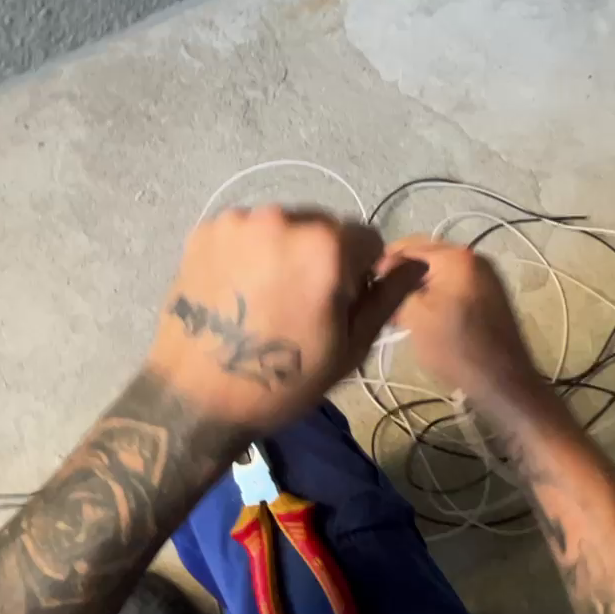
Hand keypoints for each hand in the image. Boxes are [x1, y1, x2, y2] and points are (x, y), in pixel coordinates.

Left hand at [147, 206, 423, 432]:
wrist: (197, 395)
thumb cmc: (284, 380)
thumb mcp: (349, 346)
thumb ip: (386, 297)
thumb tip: (417, 264)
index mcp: (326, 246)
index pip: (366, 239)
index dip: (360, 273)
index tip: (338, 303)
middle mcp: (283, 218)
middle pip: (321, 226)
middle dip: (321, 255)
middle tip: (299, 302)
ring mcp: (239, 221)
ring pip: (281, 226)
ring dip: (283, 250)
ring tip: (264, 296)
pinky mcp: (206, 228)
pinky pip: (245, 231)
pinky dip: (248, 251)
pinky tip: (237, 288)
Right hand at [375, 237, 545, 398]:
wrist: (502, 382)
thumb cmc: (455, 346)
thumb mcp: (414, 315)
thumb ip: (395, 287)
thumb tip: (386, 280)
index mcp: (457, 256)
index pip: (409, 245)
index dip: (385, 261)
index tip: (368, 281)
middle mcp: (476, 258)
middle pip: (426, 256)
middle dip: (401, 273)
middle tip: (379, 293)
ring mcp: (487, 276)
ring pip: (440, 272)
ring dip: (417, 285)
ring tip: (396, 306)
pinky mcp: (490, 295)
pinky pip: (454, 284)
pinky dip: (435, 293)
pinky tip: (419, 312)